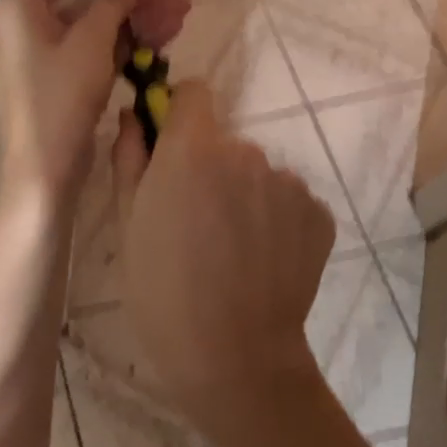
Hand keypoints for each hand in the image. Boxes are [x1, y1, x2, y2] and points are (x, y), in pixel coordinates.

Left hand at [0, 0, 187, 198]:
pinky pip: (87, 54)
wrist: (45, 167)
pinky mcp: (56, 85)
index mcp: (16, 11)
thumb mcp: (92, 41)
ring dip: (129, 21)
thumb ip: (113, 0)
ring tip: (179, 16)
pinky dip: (118, 46)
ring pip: (86, 28)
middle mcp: (21, 30)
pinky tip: (160, 43)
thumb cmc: (60, 94)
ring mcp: (40, 60)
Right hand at [110, 81, 336, 446]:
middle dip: (207, 166)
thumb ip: (130, 156)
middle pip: (225, 141)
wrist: (232, 354)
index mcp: (193, 150)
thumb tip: (135, 115)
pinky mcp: (320, 215)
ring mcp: (290, 184)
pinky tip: (259, 261)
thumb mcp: (127, 223)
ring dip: (243, 195)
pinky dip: (274, 220)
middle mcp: (248, 153)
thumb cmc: (160, 288)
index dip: (178, 113)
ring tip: (228, 248)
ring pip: (257, 173)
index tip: (169, 147)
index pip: (194, 92)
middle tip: (192, 221)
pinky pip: (288, 201)